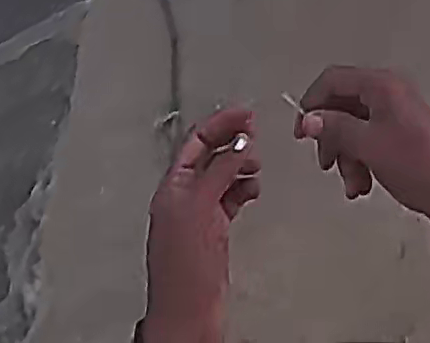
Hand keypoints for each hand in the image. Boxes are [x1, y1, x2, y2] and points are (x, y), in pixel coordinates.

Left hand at [144, 108, 261, 342]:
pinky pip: (231, 196)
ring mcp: (200, 212)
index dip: (221, 123)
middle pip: (211, 153)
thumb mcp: (202, 208)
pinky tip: (252, 187)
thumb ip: (221, 171)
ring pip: (223, 173)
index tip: (245, 113)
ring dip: (241, 163)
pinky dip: (244, 187)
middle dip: (233, 139)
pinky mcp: (214, 228)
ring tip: (256, 163)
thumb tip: (240, 143)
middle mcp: (185, 195)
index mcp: (174, 185)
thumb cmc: (185, 270)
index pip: (197, 140)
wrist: (189, 317)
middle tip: (254, 129)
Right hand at [293, 67, 429, 254]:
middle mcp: (388, 92)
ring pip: (355, 127)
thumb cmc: (415, 163)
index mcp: (380, 84)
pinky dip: (362, 160)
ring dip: (347, 155)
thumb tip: (309, 119)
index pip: (333, 79)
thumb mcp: (368, 145)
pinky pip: (370, 140)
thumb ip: (335, 128)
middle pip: (342, 105)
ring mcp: (396, 113)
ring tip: (353, 184)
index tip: (301, 133)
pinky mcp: (402, 134)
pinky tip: (364, 186)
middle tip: (326, 164)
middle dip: (331, 137)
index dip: (312, 103)